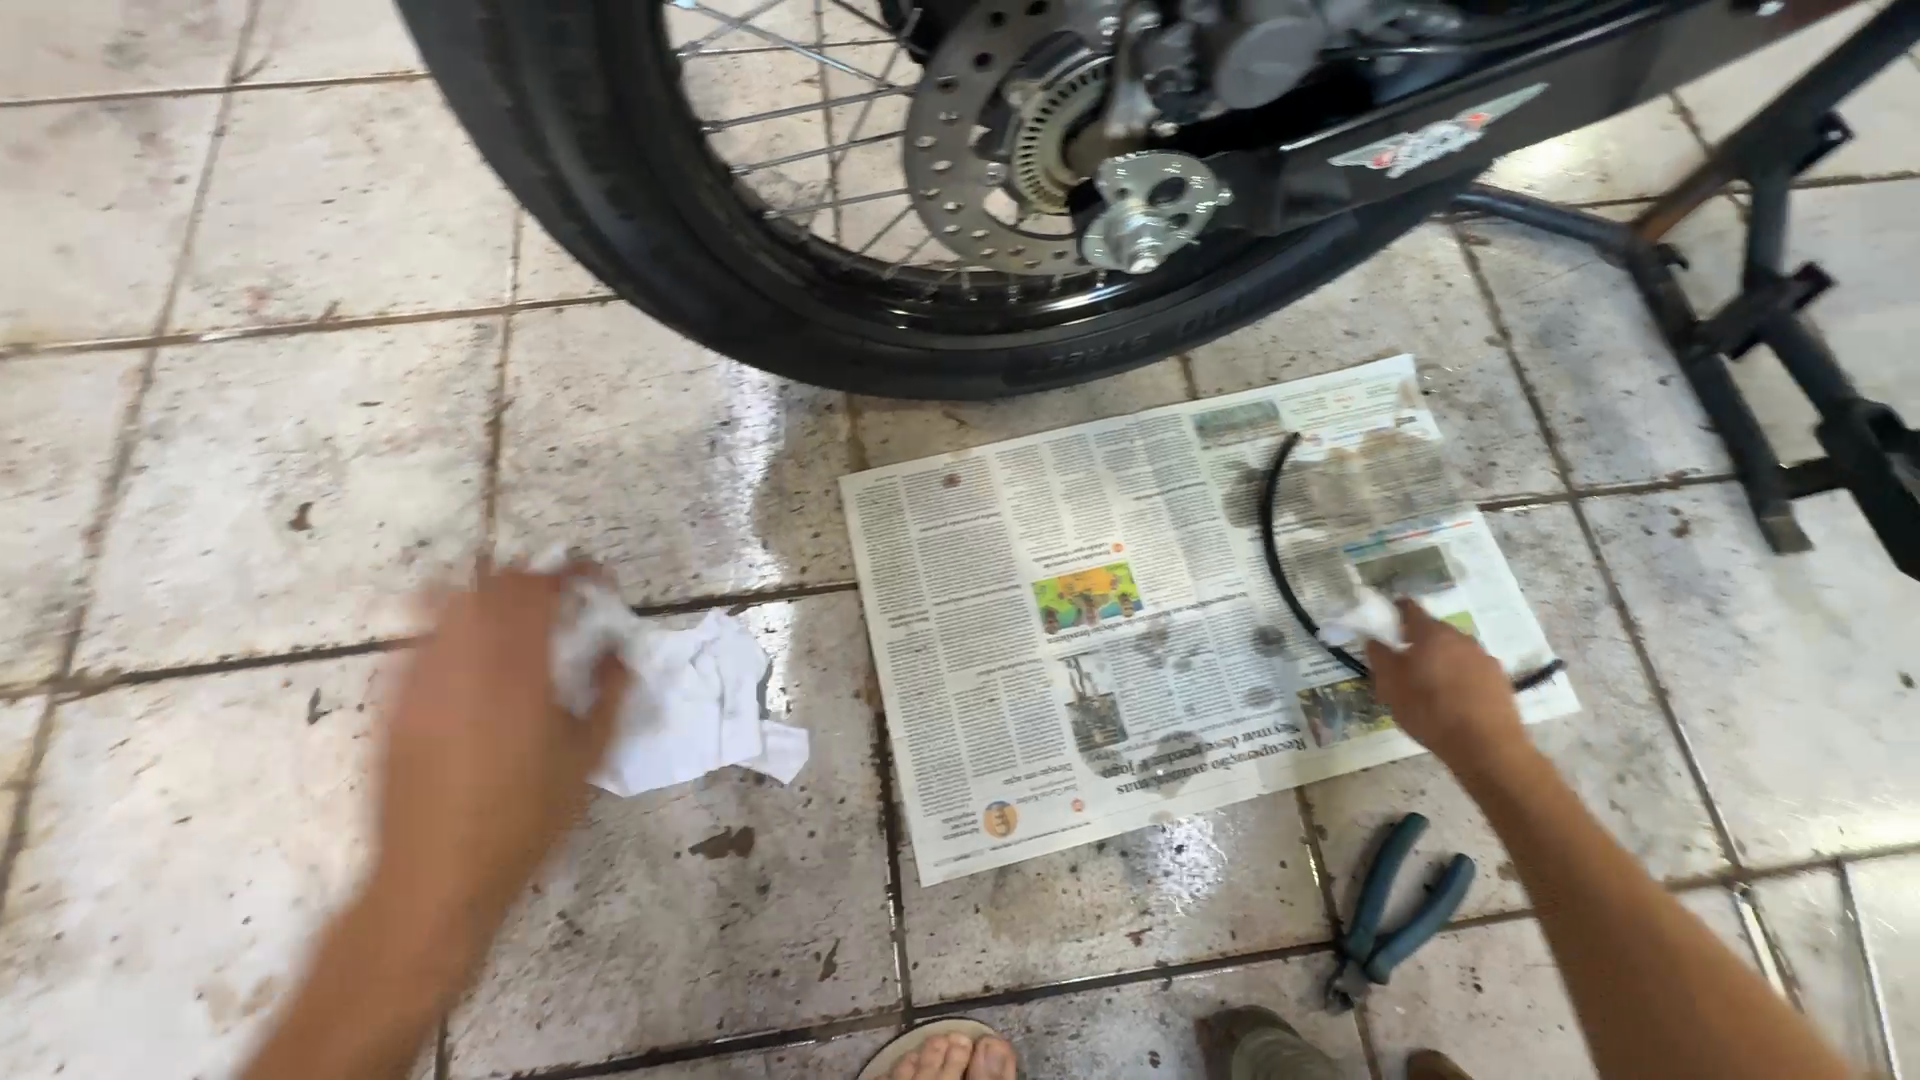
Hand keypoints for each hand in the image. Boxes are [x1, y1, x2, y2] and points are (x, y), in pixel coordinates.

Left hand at [365, 568, 626, 972]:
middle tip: (559, 598)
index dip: (571, 573)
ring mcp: (419, 678)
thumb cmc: (525, 817)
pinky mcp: (391, 701)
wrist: (436, 873)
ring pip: (448, 603)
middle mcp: (463, 660)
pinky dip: (450, 628)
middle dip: (532, 579)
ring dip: (489, 597)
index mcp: (519, 669)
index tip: (594, 580)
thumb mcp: (587, 756)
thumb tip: (618, 649)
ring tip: (514, 617)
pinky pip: (418, 640)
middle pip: (493, 585)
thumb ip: (609, 692)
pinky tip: (469, 655)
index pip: (542, 590)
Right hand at [1365, 598, 1526, 770]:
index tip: (1385, 623)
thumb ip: (1379, 657)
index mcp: (1430, 634)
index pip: (1410, 608)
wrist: (1486, 746)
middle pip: (1434, 630)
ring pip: (1454, 649)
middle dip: (1417, 640)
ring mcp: (1484, 657)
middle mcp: (1460, 638)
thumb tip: (1374, 640)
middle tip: (1403, 661)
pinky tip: (1453, 698)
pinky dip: (1459, 675)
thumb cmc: (1429, 711)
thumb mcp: (1390, 686)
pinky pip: (1471, 668)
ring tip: (1429, 684)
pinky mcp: (1500, 678)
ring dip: (1440, 658)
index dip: (1395, 611)